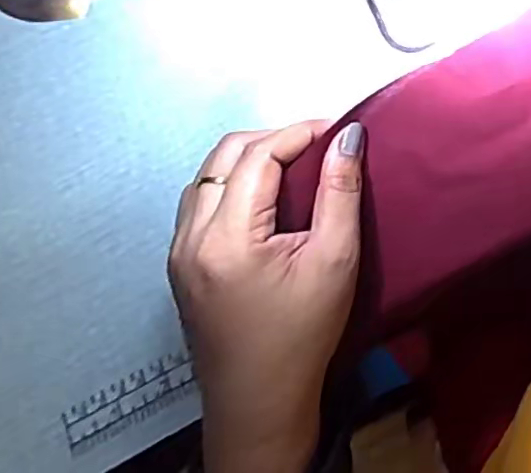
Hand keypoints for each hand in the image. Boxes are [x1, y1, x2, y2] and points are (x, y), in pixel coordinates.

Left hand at [168, 120, 365, 472]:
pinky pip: (204, 199)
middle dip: (277, 137)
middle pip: (224, 156)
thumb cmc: (304, 330)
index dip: (301, 132)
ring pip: (209, 175)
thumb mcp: (336, 256)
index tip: (342, 131)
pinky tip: (273, 194)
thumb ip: (341, 190)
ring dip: (254, 157)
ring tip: (302, 164)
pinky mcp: (184, 263)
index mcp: (226, 238)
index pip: (256, 156)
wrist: (261, 399)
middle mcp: (190, 239)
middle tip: (323, 145)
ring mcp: (180, 252)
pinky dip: (238, 180)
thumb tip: (350, 136)